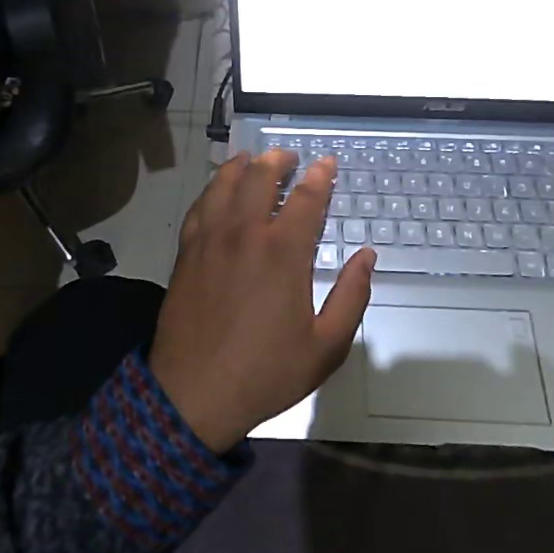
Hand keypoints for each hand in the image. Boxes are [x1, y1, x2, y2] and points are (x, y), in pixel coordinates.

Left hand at [148, 150, 375, 452]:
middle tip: (290, 156)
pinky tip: (217, 191)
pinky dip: (212, 189)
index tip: (327, 162)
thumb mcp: (326, 346)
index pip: (306, 198)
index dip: (320, 176)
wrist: (194, 395)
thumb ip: (352, 296)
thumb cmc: (266, 372)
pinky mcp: (186, 254)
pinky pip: (199, 207)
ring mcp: (210, 241)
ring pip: (223, 184)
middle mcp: (245, 235)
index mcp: (283, 252)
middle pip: (260, 177)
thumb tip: (367, 256)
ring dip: (242, 166)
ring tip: (253, 161)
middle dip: (278, 160)